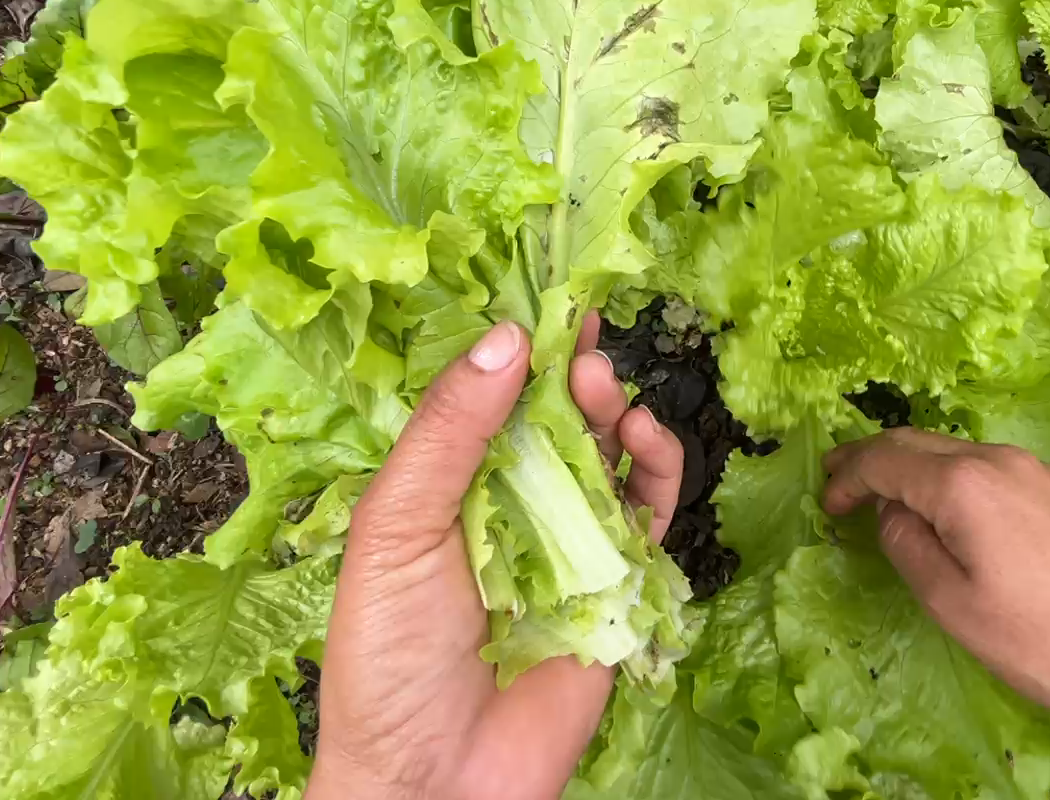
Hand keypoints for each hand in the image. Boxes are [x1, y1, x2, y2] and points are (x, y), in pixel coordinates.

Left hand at [310, 316, 682, 799]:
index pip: (497, 393)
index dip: (526, 345)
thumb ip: (449, 432)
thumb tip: (506, 338)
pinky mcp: (617, 573)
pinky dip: (657, 467)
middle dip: (574, 372)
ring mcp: (571, 533)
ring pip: (608, 450)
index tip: (554, 298)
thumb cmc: (392, 647)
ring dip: (615, 410)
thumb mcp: (399, 524)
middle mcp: (517, 495)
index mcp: (457, 476)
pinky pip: (648, 507)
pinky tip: (646, 438)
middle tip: (584, 348)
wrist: (438, 777)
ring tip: (608, 393)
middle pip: (559, 415)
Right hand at [820, 428, 1049, 723]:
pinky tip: (937, 505)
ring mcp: (1027, 467)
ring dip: (904, 464)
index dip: (846, 478)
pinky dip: (939, 474)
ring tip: (879, 492)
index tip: (826, 505)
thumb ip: (905, 544)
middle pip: (911, 440)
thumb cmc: (1043, 638)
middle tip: (836, 479)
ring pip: (944, 448)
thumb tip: (893, 513)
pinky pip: (976, 463)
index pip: (882, 460)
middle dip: (867, 456)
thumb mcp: (951, 602)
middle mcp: (992, 457)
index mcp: (960, 482)